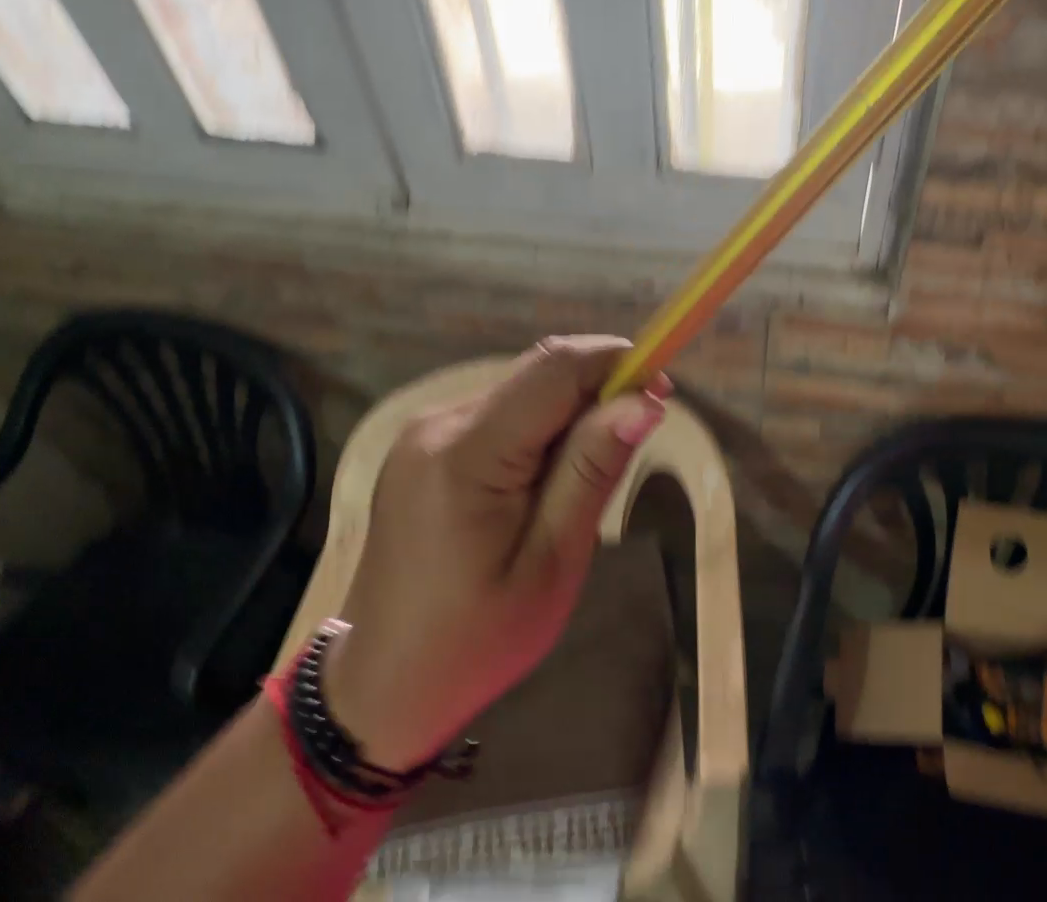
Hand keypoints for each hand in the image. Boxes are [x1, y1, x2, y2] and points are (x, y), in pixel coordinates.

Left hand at [322, 336, 670, 769]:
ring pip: (518, 395)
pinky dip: (535, 435)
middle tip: (633, 447)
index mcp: (467, 453)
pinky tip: (543, 488)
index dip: (616, 363)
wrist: (384, 683)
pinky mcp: (420, 451)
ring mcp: (422, 435)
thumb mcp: (553, 561)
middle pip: (536, 376)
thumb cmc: (478, 638)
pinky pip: (495, 419)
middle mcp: (437, 425)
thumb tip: (644, 402)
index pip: (555, 369)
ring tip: (584, 484)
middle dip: (596, 392)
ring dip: (567, 418)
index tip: (663, 391)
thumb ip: (593, 470)